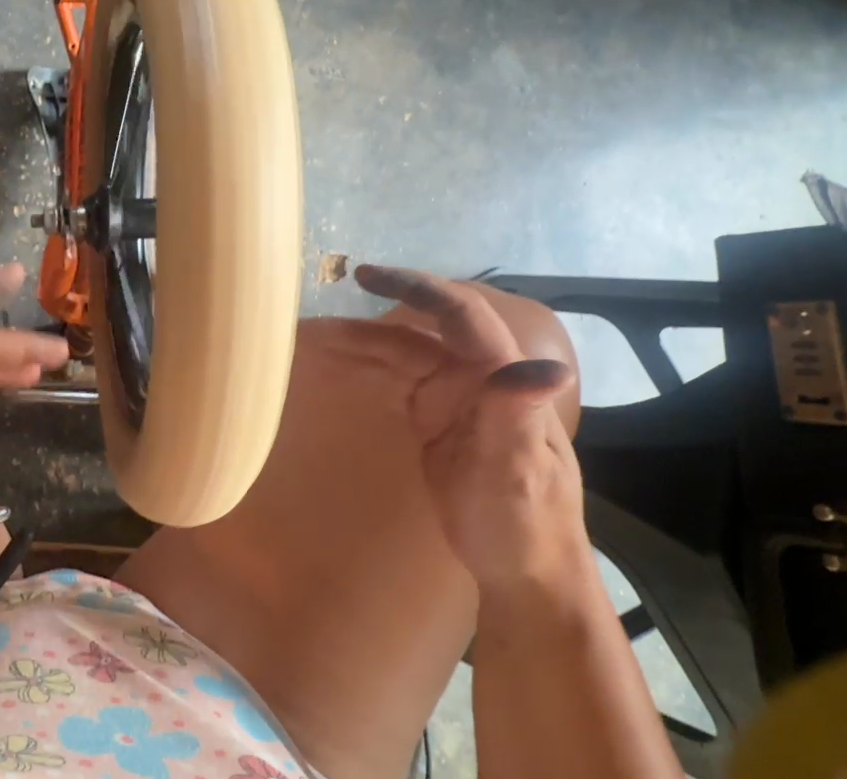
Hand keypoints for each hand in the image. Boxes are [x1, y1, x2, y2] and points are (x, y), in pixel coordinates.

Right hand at [314, 265, 590, 594]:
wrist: (525, 570)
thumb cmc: (526, 523)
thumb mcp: (518, 472)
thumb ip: (517, 417)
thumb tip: (547, 369)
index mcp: (498, 378)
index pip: (458, 315)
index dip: (414, 288)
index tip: (363, 275)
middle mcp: (474, 377)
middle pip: (410, 335)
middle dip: (358, 326)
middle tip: (301, 327)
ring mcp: (451, 397)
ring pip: (395, 356)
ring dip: (350, 347)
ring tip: (299, 344)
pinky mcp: (431, 418)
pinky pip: (389, 381)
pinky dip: (355, 371)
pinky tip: (325, 369)